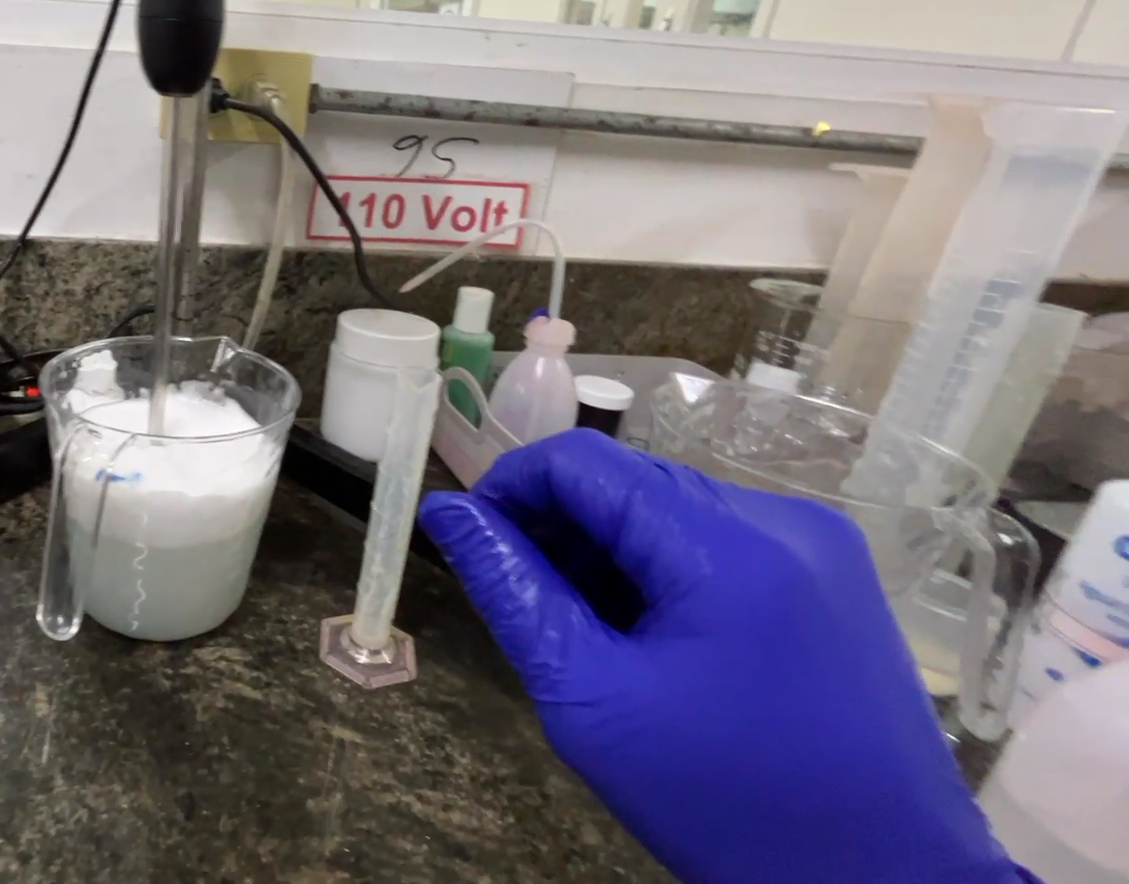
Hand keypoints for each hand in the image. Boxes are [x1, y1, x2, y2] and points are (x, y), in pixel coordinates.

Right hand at [418, 430, 1025, 883]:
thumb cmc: (724, 804)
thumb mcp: (587, 697)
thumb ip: (508, 589)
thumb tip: (444, 511)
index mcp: (726, 547)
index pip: (579, 462)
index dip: (507, 487)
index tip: (475, 544)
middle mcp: (778, 518)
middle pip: (620, 479)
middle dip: (552, 523)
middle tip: (522, 596)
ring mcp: (811, 541)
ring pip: (657, 503)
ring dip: (597, 545)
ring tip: (579, 621)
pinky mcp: (823, 568)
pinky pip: (703, 533)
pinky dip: (648, 562)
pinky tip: (638, 626)